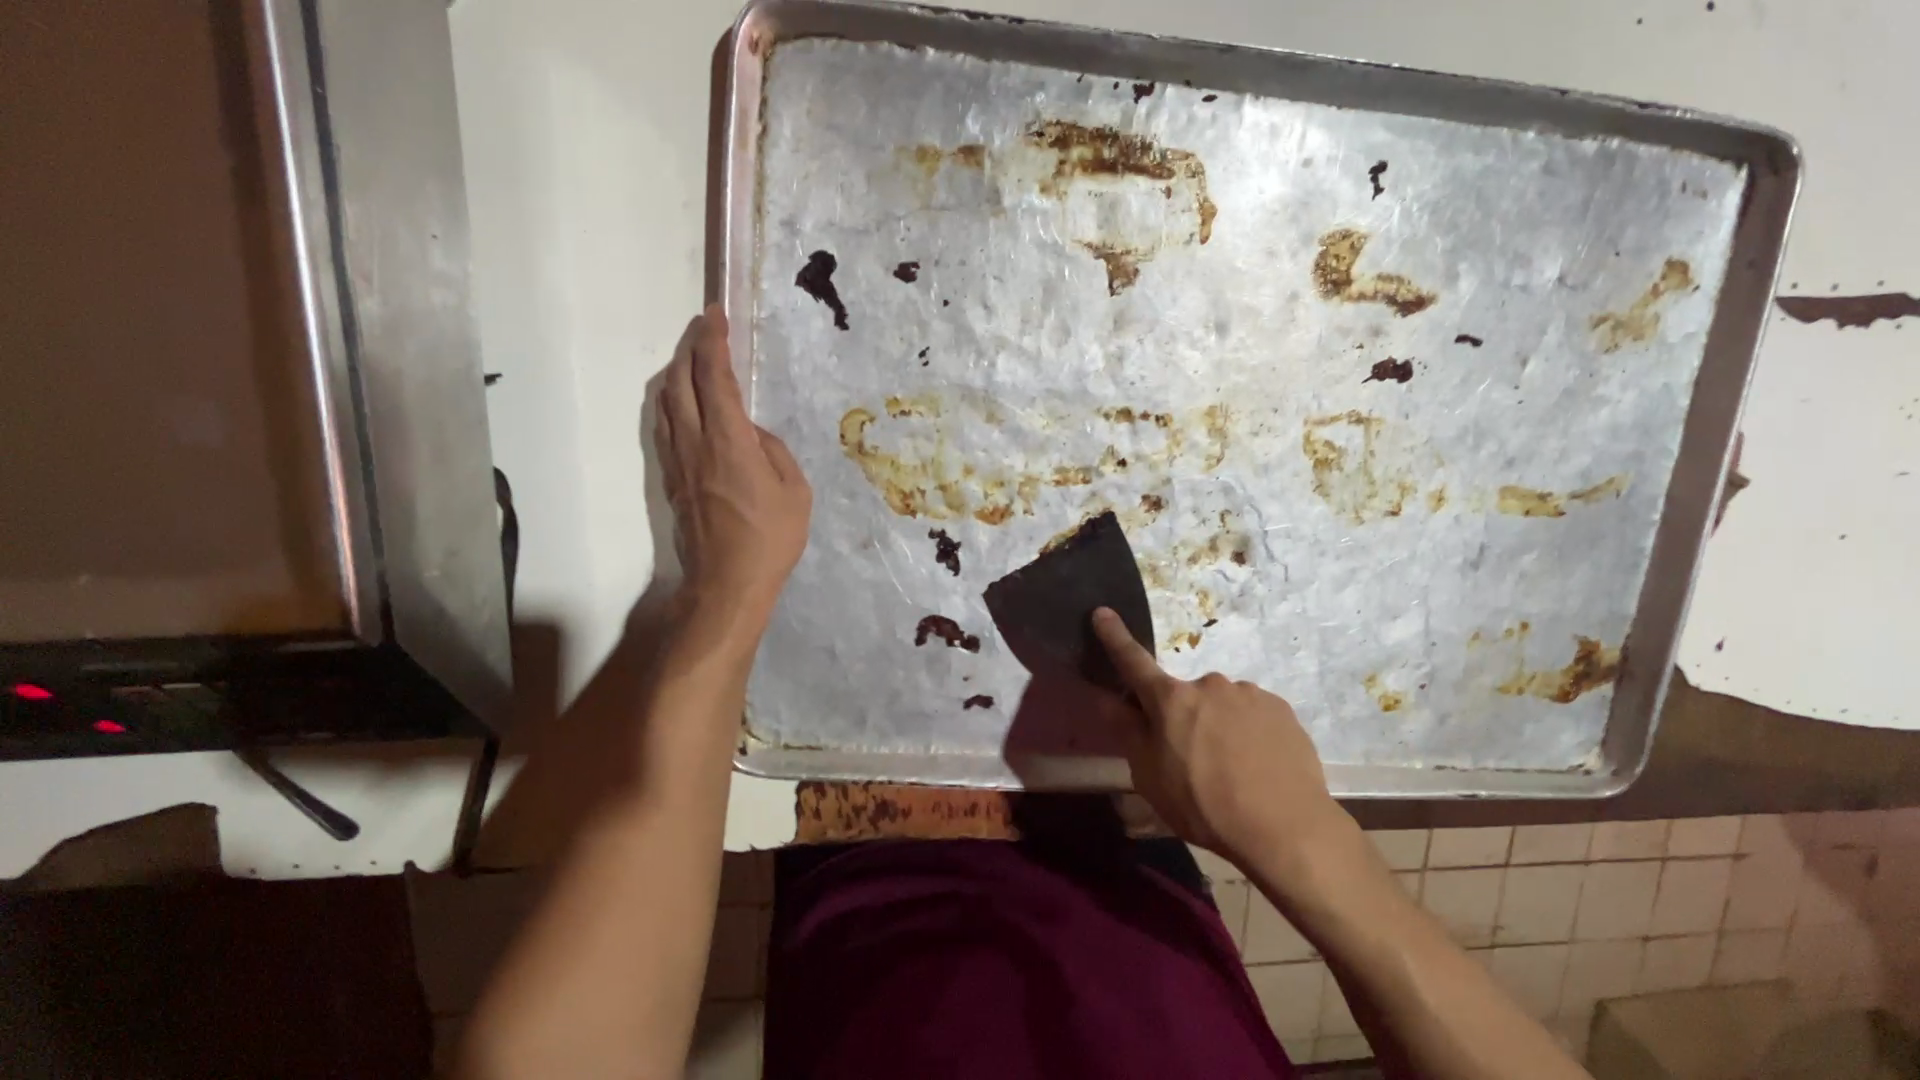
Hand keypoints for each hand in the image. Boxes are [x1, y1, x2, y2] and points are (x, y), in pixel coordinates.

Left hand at [655, 306, 811, 620]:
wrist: (726, 584)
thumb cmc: (770, 539)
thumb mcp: (795, 492)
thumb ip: (774, 451)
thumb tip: (752, 434)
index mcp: (729, 441)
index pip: (714, 378)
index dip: (713, 342)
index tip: (715, 314)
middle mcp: (695, 443)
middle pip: (680, 381)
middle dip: (690, 347)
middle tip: (704, 326)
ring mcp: (678, 462)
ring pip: (666, 402)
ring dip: (676, 372)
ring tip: (692, 357)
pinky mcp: (671, 480)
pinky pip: (665, 426)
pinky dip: (672, 401)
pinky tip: (681, 401)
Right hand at [1090, 607, 1345, 868]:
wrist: (1284, 826)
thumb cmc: (1203, 806)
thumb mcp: (1149, 777)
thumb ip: (1127, 731)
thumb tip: (1107, 698)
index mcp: (1170, 700)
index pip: (1133, 661)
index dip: (1114, 637)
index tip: (1102, 612)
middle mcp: (1209, 684)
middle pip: (1184, 696)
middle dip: (1183, 717)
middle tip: (1192, 760)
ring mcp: (1249, 694)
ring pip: (1222, 705)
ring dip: (1219, 725)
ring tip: (1232, 769)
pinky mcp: (1281, 709)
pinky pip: (1253, 715)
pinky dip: (1249, 733)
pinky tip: (1257, 765)